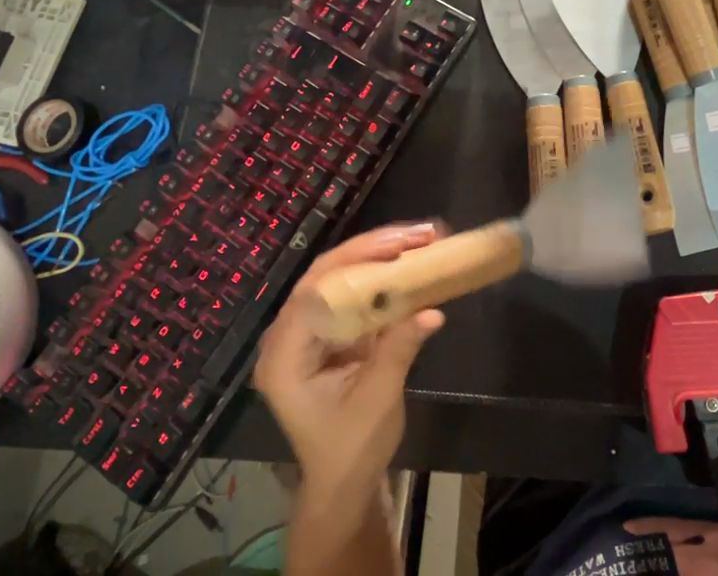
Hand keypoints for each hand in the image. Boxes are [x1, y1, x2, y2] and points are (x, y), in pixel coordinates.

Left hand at [255, 223, 444, 492]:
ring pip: (341, 280)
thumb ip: (398, 350)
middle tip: (419, 233)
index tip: (398, 246)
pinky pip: (353, 296)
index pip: (314, 292)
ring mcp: (309, 334)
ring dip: (380, 258)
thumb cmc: (351, 449)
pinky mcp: (330, 335)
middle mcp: (289, 336)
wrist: (344, 484)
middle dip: (373, 250)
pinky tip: (411, 265)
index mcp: (284, 355)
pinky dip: (382, 280)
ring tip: (422, 239)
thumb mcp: (376, 400)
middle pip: (327, 276)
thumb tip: (433, 309)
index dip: (354, 262)